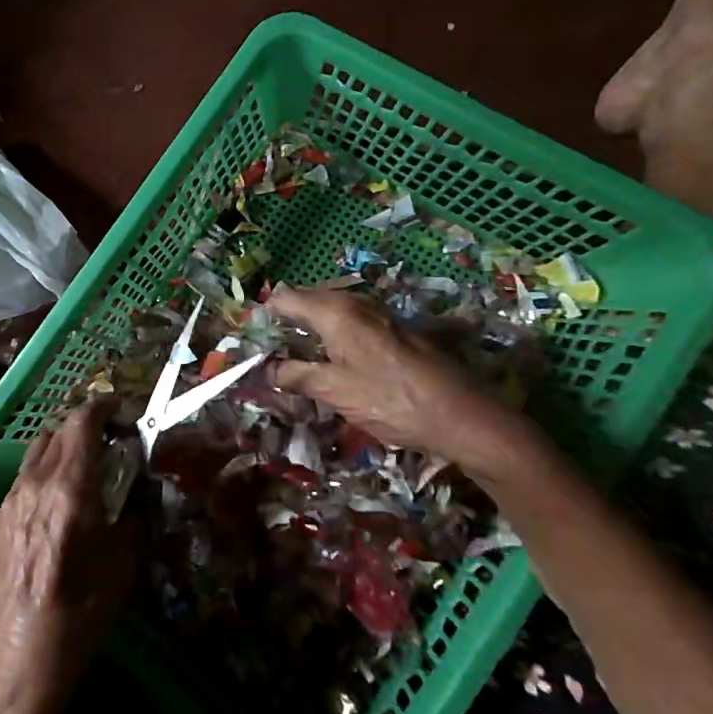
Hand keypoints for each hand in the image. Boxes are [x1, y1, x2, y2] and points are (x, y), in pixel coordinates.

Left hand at [0, 396, 140, 713]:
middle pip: (57, 430)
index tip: (121, 408)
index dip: (102, 406)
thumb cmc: (77, 620)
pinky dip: (44, 474)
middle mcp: (32, 486)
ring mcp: (7, 503)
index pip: (81, 423)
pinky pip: (22, 481)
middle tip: (111, 439)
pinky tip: (58, 505)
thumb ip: (135, 520)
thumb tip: (142, 494)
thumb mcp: (122, 570)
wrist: (14, 670)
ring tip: (86, 468)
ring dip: (62, 448)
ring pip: (36, 453)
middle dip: (85, 425)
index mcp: (68, 491)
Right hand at [267, 285, 550, 483]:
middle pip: (305, 301)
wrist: (462, 416)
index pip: (284, 297)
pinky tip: (328, 367)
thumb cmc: (392, 401)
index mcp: (336, 312)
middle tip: (268, 357)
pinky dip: (330, 339)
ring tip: (294, 365)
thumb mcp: (335, 392)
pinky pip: (347, 325)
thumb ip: (296, 375)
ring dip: (307, 333)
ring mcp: (376, 316)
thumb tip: (267, 369)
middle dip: (283, 324)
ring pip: (328, 314)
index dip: (263, 317)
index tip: (250, 344)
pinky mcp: (391, 332)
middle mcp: (355, 304)